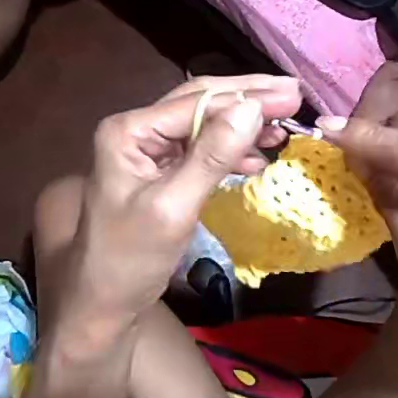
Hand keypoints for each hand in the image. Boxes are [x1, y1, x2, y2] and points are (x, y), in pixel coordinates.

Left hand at [49, 75, 301, 342]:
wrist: (103, 302)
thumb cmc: (130, 258)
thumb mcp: (174, 207)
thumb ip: (212, 156)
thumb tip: (253, 108)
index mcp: (129, 130)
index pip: (196, 102)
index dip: (247, 96)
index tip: (293, 95)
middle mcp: (136, 129)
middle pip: (200, 101)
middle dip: (248, 98)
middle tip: (294, 94)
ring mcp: (147, 149)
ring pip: (204, 122)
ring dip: (243, 122)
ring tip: (283, 124)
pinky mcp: (160, 170)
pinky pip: (201, 148)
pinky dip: (231, 149)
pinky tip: (257, 156)